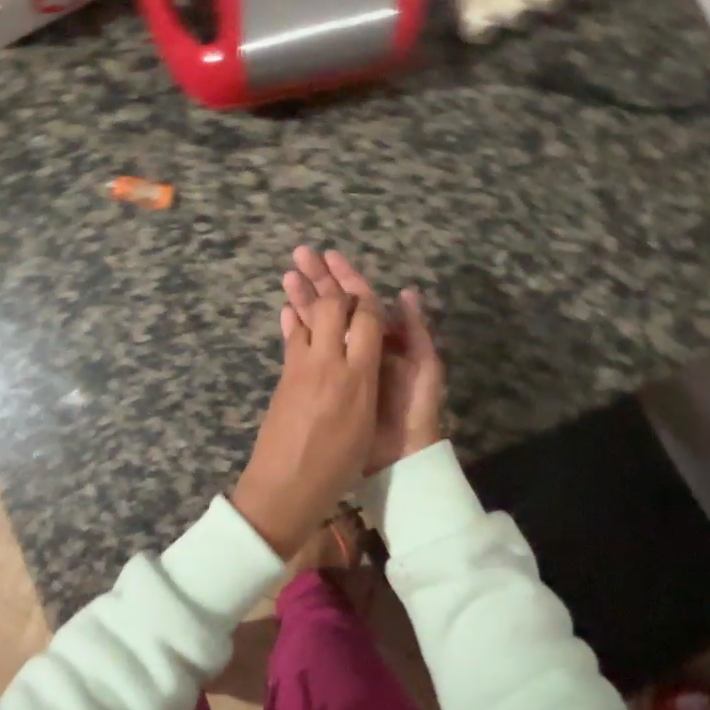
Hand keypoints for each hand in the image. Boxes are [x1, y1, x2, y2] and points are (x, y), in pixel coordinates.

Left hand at [233, 289, 386, 558]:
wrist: (286, 486)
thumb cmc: (336, 466)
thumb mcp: (364, 425)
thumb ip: (368, 384)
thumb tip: (369, 357)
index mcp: (359, 376)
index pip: (368, 319)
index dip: (368, 299)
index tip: (365, 286)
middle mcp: (330, 363)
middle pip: (334, 307)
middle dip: (334, 282)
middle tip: (326, 259)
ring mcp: (302, 367)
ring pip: (307, 317)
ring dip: (303, 290)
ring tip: (295, 265)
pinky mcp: (283, 377)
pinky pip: (290, 339)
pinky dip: (291, 321)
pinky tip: (286, 309)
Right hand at [281, 247, 444, 474]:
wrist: (397, 454)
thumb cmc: (413, 408)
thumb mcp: (424, 367)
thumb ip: (415, 330)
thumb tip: (405, 292)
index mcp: (384, 338)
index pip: (361, 300)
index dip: (346, 277)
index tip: (328, 256)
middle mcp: (360, 345)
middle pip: (336, 306)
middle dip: (319, 279)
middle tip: (299, 255)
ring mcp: (340, 363)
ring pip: (320, 323)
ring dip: (304, 299)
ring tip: (287, 277)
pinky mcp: (323, 381)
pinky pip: (307, 350)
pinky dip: (296, 331)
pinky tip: (285, 313)